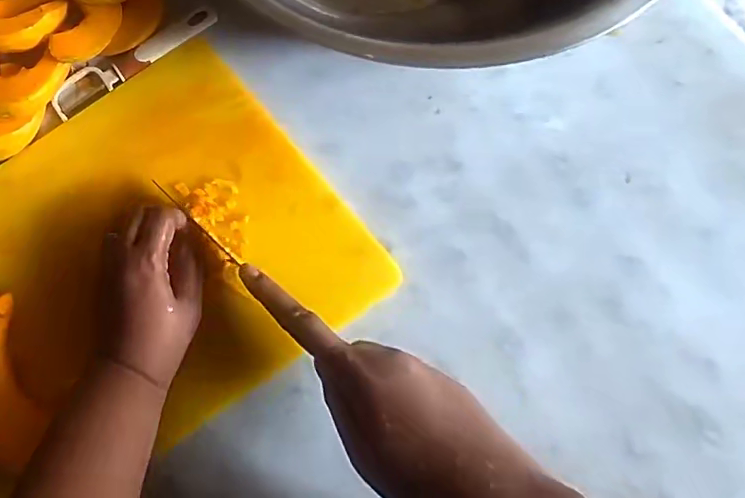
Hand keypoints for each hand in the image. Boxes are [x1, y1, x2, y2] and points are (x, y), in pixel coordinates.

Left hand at [103, 205, 204, 390]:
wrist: (125, 368)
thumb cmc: (163, 342)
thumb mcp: (189, 306)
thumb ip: (190, 267)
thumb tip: (189, 242)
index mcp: (147, 260)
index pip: (160, 217)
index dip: (177, 217)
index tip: (187, 230)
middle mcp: (123, 253)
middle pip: (138, 213)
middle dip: (158, 215)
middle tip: (175, 232)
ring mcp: (108, 261)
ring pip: (123, 223)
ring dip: (141, 224)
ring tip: (158, 242)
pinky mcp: (100, 271)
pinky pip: (114, 239)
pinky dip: (128, 236)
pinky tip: (142, 256)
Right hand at [239, 267, 570, 497]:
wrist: (494, 492)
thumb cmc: (413, 475)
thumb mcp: (361, 450)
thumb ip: (339, 405)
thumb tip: (332, 375)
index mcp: (356, 371)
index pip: (304, 327)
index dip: (273, 298)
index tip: (249, 270)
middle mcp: (387, 355)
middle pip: (353, 359)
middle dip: (355, 383)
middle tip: (373, 432)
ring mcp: (420, 365)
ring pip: (385, 373)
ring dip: (386, 398)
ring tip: (408, 444)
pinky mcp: (448, 381)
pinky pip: (414, 385)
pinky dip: (413, 407)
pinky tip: (431, 442)